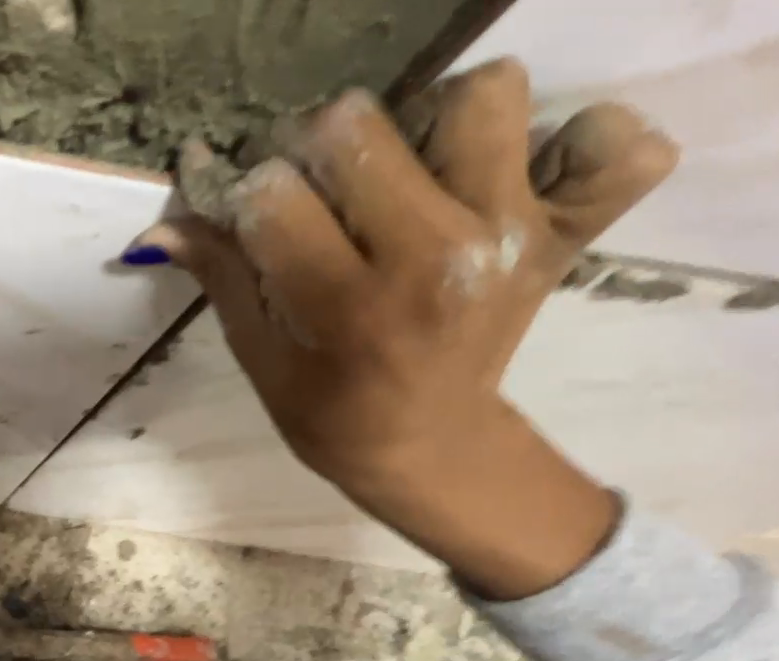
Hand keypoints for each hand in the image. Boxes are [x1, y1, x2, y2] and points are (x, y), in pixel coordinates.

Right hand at [127, 60, 677, 597]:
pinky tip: (512, 178)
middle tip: (313, 192)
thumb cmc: (324, 409)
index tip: (243, 212)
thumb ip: (219, 273)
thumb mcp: (257, 351)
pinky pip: (619, 142)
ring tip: (406, 179)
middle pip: (354, 123)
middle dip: (310, 150)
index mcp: (349, 302)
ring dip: (428, 125)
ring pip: (483, 95)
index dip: (243, 192)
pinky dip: (577, 142)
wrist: (426, 446)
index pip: (272, 192)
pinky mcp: (574, 230)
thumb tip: (159, 224)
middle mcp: (439, 254)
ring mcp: (517, 233)